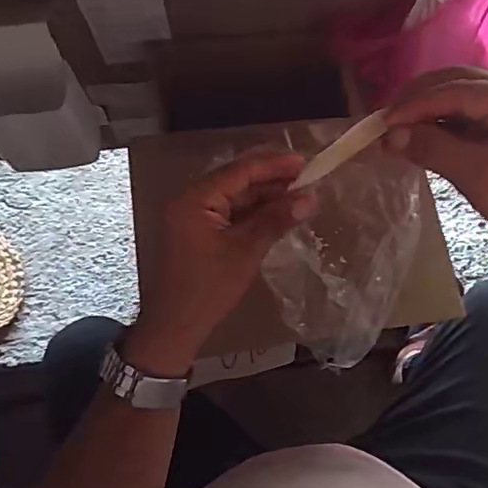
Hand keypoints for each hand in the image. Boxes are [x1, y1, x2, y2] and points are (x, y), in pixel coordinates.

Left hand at [131, 149, 315, 373]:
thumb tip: (311, 197)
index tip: (306, 162)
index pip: (240, 171)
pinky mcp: (200, 231)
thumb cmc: (208, 289)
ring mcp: (194, 215)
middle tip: (308, 175)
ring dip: (267, 194)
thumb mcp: (245, 251)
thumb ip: (276, 220)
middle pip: (237, 178)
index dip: (274, 165)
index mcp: (195, 199)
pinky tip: (280, 210)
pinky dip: (255, 211)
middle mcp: (192, 199)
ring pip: (236, 195)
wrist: (176, 325)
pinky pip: (231, 211)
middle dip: (272, 177)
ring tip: (301, 192)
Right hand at [385, 67, 487, 275]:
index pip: (456, 90)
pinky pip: (470, 119)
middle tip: (385, 121)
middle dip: (419, 100)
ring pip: (463, 99)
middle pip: (459, 84)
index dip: (414, 104)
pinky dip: (443, 126)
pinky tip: (422, 137)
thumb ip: (432, 148)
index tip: (382, 123)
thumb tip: (389, 135)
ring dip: (429, 112)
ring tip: (398, 130)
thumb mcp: (476, 174)